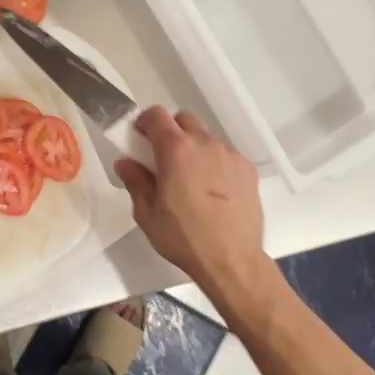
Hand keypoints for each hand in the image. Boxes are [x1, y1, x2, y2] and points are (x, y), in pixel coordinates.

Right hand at [115, 107, 269, 293]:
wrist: (232, 259)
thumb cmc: (183, 237)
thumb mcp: (147, 213)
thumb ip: (135, 181)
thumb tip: (126, 162)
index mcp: (176, 150)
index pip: (156, 115)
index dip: (145, 122)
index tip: (140, 139)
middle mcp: (205, 144)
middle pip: (184, 120)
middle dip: (171, 132)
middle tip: (164, 160)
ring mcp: (230, 155)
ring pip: (207, 140)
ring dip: (195, 151)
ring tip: (192, 183)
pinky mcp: (248, 170)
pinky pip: (225, 158)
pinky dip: (215, 166)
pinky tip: (214, 194)